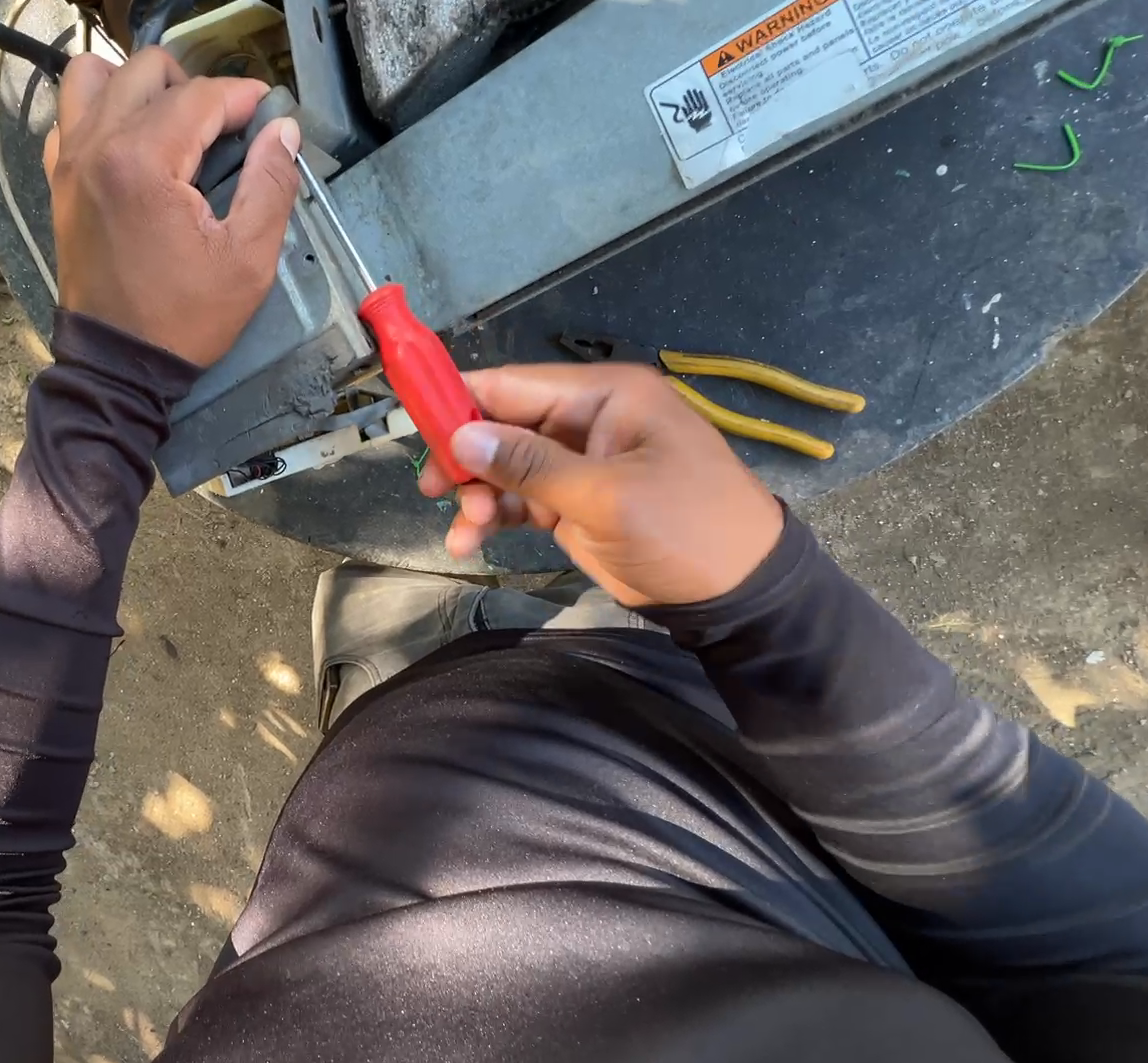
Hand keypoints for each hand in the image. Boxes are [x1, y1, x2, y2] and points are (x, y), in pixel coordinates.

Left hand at [43, 48, 302, 366]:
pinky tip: (131, 144)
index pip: (201, 96)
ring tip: (172, 125)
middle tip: (225, 130)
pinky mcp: (58, 182)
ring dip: (140, 86)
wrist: (118, 365)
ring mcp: (69, 161)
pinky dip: (101, 111)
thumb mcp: (247, 262)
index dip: (243, 98)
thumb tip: (283, 131)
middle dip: (197, 88)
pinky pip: (70, 116)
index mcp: (144, 161)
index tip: (268, 115)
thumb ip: (271, 187)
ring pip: (97, 77)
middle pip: (149, 72)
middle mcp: (97, 145)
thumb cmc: (184, 320)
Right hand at [417, 364, 783, 607]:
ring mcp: (574, 463)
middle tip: (434, 490)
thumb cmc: (684, 528)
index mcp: (604, 397)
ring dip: (475, 498)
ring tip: (463, 532)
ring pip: (501, 468)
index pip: (515, 385)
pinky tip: (469, 544)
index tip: (413, 421)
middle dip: (464, 459)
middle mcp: (584, 421)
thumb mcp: (607, 496)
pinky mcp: (569, 501)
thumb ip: (529, 464)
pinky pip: (514, 500)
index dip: (461, 399)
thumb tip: (460, 436)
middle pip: (501, 427)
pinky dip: (490, 519)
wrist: (733, 592)